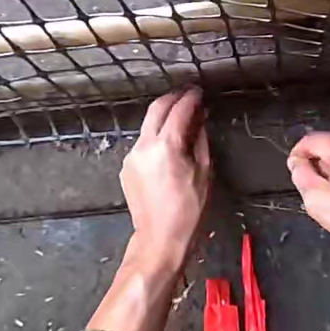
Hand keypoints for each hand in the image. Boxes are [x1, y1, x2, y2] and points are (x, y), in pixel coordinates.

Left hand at [120, 87, 211, 266]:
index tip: (199, 92)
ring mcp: (132, 156)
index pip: (179, 111)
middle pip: (156, 109)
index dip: (191, 98)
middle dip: (173, 98)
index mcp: (166, 146)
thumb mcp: (203, 172)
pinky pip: (143, 144)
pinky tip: (168, 144)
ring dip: (163, 117)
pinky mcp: (126, 167)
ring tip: (181, 119)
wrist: (159, 237)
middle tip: (188, 95)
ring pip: (148, 126)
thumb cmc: (188, 210)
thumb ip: (200, 140)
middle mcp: (144, 146)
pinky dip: (156, 137)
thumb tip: (199, 120)